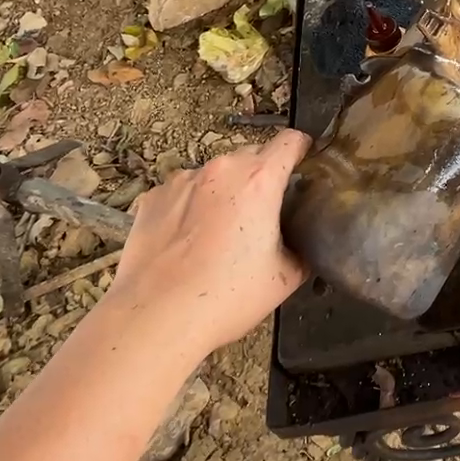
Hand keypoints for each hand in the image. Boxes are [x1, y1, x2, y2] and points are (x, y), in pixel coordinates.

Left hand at [109, 129, 310, 358]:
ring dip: (224, 192)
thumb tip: (305, 244)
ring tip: (220, 235)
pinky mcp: (154, 197)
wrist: (156, 319)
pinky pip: (183, 191)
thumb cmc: (222, 298)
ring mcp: (183, 181)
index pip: (290, 140)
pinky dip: (191, 207)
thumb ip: (302, 248)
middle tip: (262, 216)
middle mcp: (221, 170)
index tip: (303, 164)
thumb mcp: (285, 277)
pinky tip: (190, 242)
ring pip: (216, 174)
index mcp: (259, 180)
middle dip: (261, 178)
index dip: (302, 150)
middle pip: (252, 155)